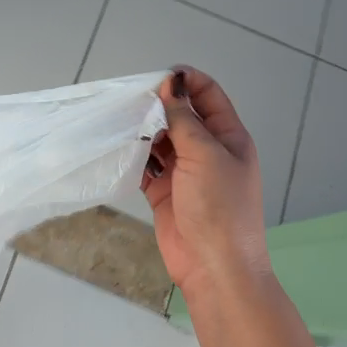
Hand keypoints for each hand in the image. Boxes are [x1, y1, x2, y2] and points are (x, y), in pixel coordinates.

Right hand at [142, 67, 271, 298]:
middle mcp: (208, 150)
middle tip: (131, 99)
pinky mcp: (164, 192)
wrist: (216, 269)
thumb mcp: (204, 154)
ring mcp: (185, 172)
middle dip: (159, 104)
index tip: (158, 77)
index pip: (208, 95)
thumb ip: (183, 118)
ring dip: (144, 130)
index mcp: (228, 136)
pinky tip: (118, 147)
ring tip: (121, 121)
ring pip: (161, 139)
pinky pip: (147, 165)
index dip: (187, 81)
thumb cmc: (219, 207)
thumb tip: (171, 82)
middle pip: (181, 115)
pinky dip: (134, 156)